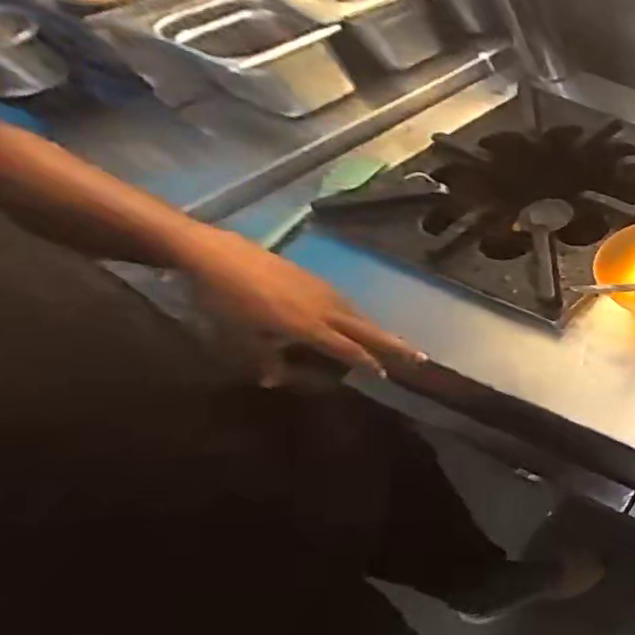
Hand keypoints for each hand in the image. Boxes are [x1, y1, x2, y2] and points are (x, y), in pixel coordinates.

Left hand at [183, 229, 422, 383]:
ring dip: (379, 330)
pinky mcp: (317, 280)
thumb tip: (273, 381)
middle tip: (421, 357)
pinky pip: (347, 303)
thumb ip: (262, 359)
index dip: (367, 363)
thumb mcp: (237, 336)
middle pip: (369, 331)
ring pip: (360, 316)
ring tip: (393, 341)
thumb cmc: (223, 299)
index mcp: (310, 327)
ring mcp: (324, 292)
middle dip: (396, 346)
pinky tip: (356, 318)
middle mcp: (327, 311)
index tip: (384, 375)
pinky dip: (359, 315)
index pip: (349, 350)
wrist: (214, 254)